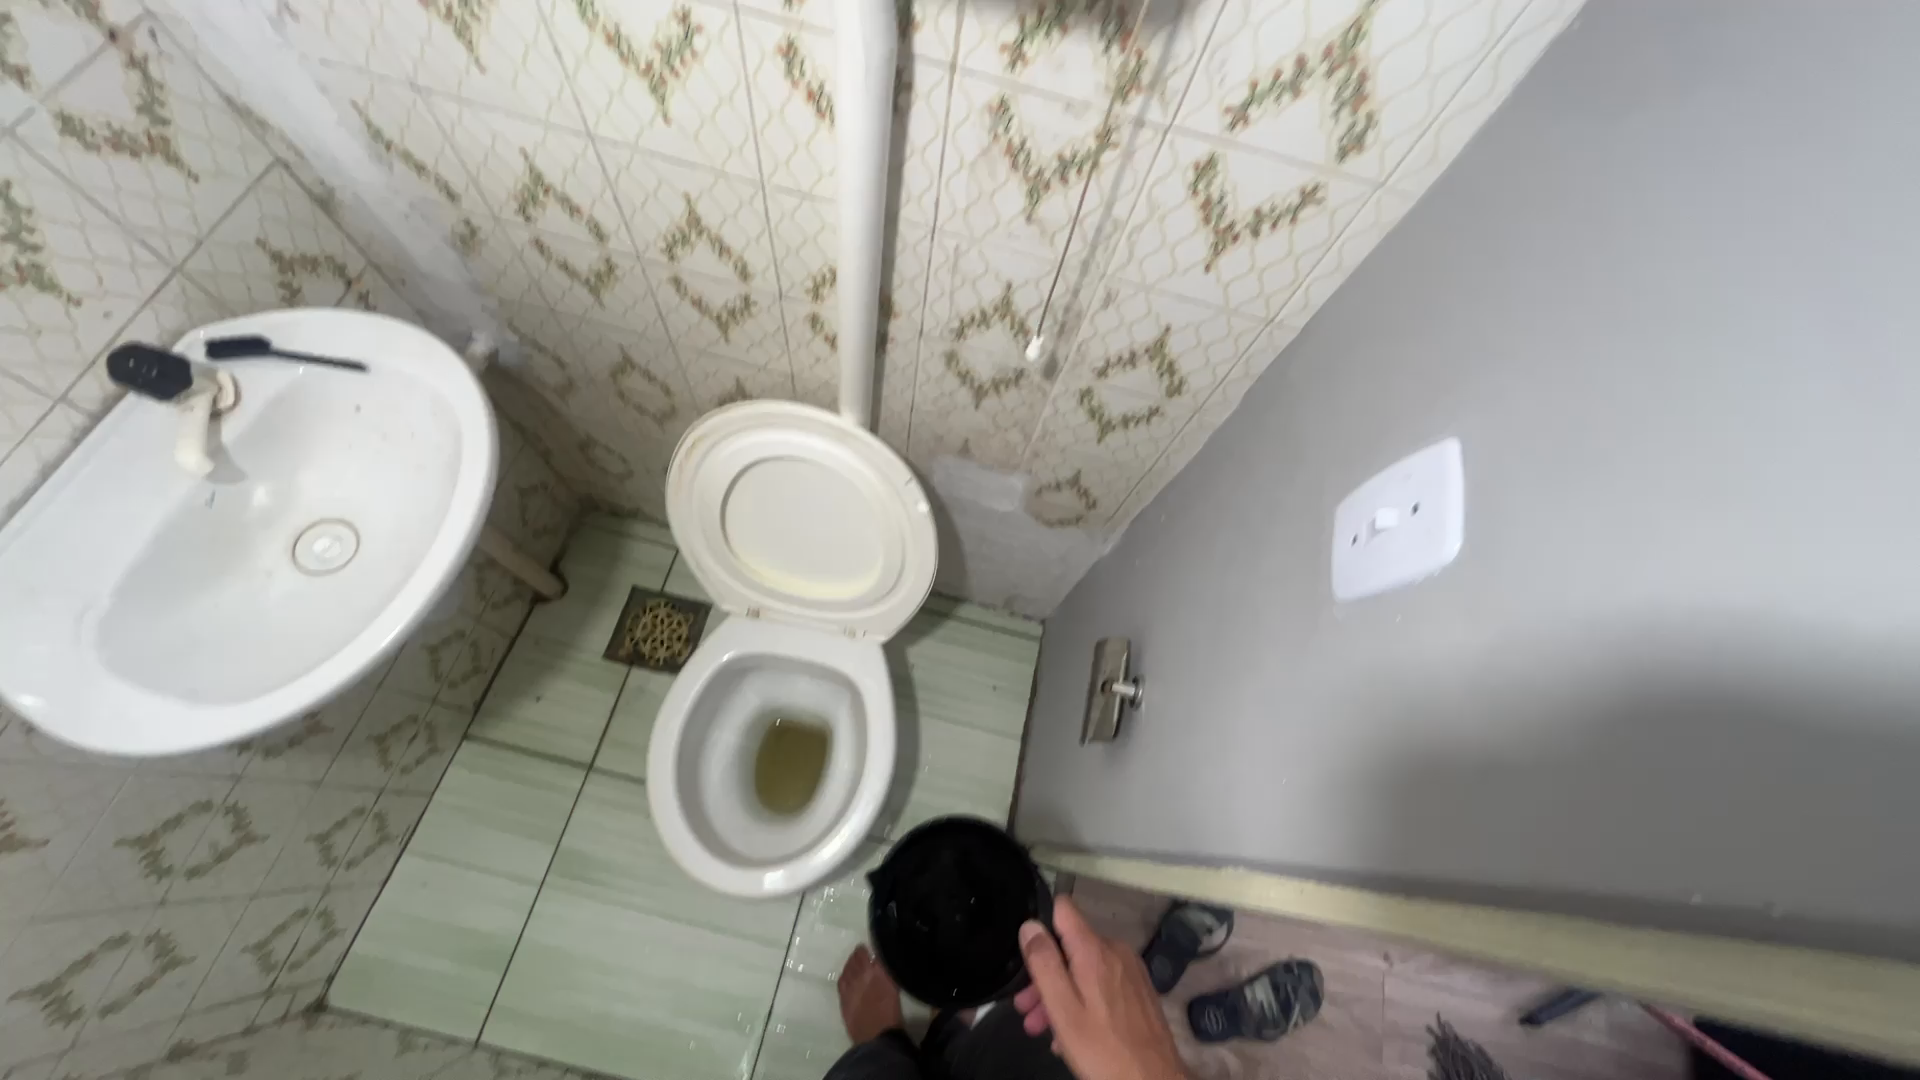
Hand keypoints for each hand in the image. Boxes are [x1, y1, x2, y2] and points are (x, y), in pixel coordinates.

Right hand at [1013, 896, 1188, 1079]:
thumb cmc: (1104, 1049)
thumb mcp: (1063, 1009)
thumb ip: (1044, 963)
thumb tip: (1030, 925)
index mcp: (1094, 949)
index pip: (1063, 908)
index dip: (1041, 924)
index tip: (1028, 954)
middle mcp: (1115, 949)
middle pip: (1071, 944)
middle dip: (1046, 973)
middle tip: (1027, 1008)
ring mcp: (1130, 969)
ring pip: (1086, 966)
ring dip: (1062, 991)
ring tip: (1043, 1028)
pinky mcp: (1139, 989)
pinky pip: (1103, 982)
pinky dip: (1084, 998)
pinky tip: (1072, 1032)